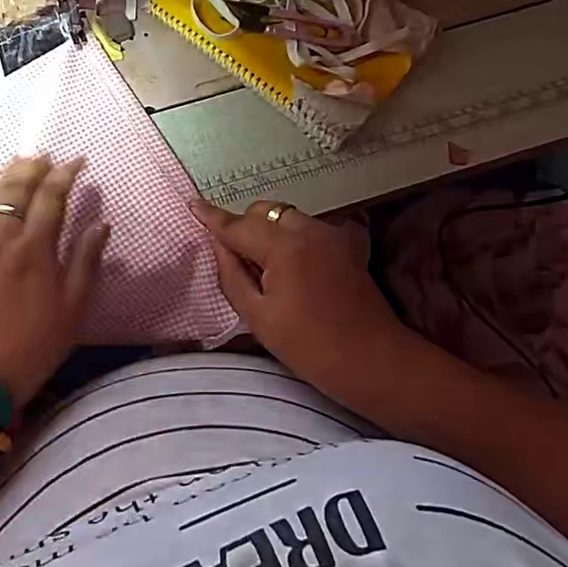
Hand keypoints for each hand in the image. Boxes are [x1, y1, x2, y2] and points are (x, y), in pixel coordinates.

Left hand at [0, 156, 109, 403]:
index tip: (78, 161)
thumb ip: (86, 260)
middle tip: (46, 155)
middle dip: (34, 166)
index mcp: (36, 248)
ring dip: (6, 175)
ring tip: (19, 162)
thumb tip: (100, 223)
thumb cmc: (37, 342)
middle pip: (18, 189)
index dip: (66, 174)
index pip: (52, 196)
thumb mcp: (74, 305)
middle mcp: (3, 238)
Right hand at [190, 199, 408, 374]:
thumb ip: (232, 275)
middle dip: (245, 227)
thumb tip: (219, 245)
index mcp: (285, 247)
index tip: (193, 205)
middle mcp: (310, 229)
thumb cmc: (311, 347)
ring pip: (286, 217)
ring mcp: (332, 233)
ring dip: (269, 232)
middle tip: (237, 262)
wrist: (373, 361)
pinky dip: (291, 237)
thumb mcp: (259, 317)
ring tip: (267, 270)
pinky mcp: (347, 243)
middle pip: (264, 212)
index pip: (239, 225)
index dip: (212, 217)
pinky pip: (308, 227)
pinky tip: (292, 267)